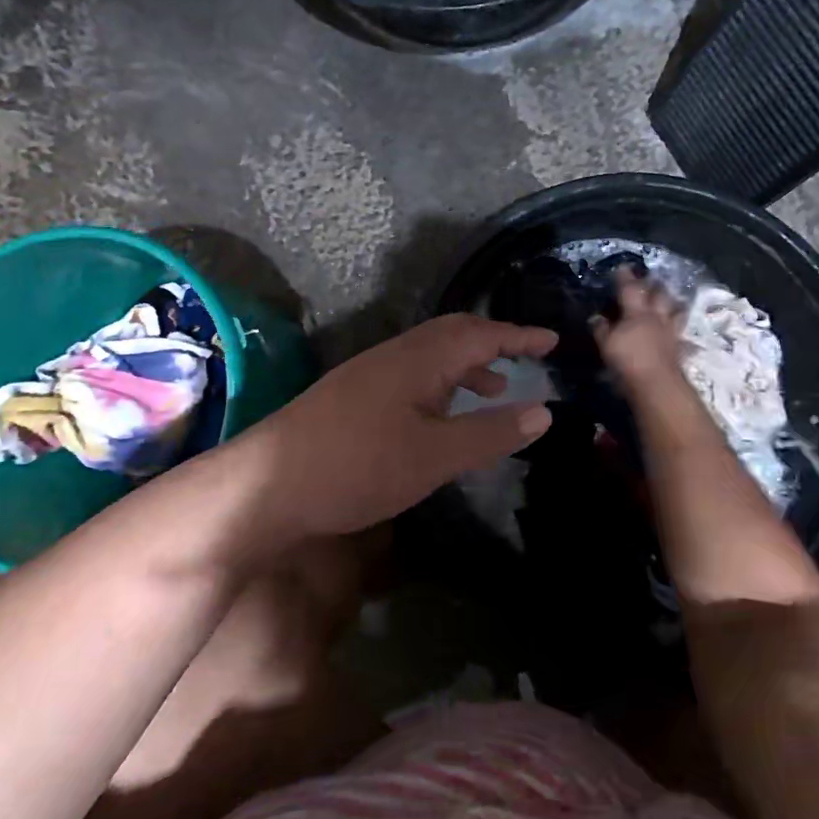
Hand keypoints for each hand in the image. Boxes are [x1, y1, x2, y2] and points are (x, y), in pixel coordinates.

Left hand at [235, 314, 555, 549]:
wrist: (266, 485)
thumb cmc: (357, 467)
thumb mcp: (434, 456)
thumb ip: (489, 434)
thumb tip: (544, 410)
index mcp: (417, 360)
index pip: (478, 334)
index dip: (518, 335)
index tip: (552, 340)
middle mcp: (392, 356)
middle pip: (451, 335)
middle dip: (492, 343)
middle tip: (526, 358)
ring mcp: (367, 375)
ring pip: (429, 357)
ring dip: (465, 366)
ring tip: (494, 390)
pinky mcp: (352, 397)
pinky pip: (411, 376)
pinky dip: (439, 386)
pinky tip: (439, 417)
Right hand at [592, 268, 686, 389]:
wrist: (656, 383)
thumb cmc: (627, 359)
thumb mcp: (606, 344)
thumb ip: (601, 329)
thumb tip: (595, 317)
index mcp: (636, 313)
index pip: (630, 290)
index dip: (626, 278)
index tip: (624, 267)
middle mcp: (656, 318)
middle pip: (659, 296)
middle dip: (655, 285)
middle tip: (654, 278)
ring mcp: (670, 333)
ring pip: (676, 312)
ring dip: (675, 304)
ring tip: (675, 300)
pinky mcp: (679, 349)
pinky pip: (683, 339)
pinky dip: (683, 337)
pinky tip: (684, 338)